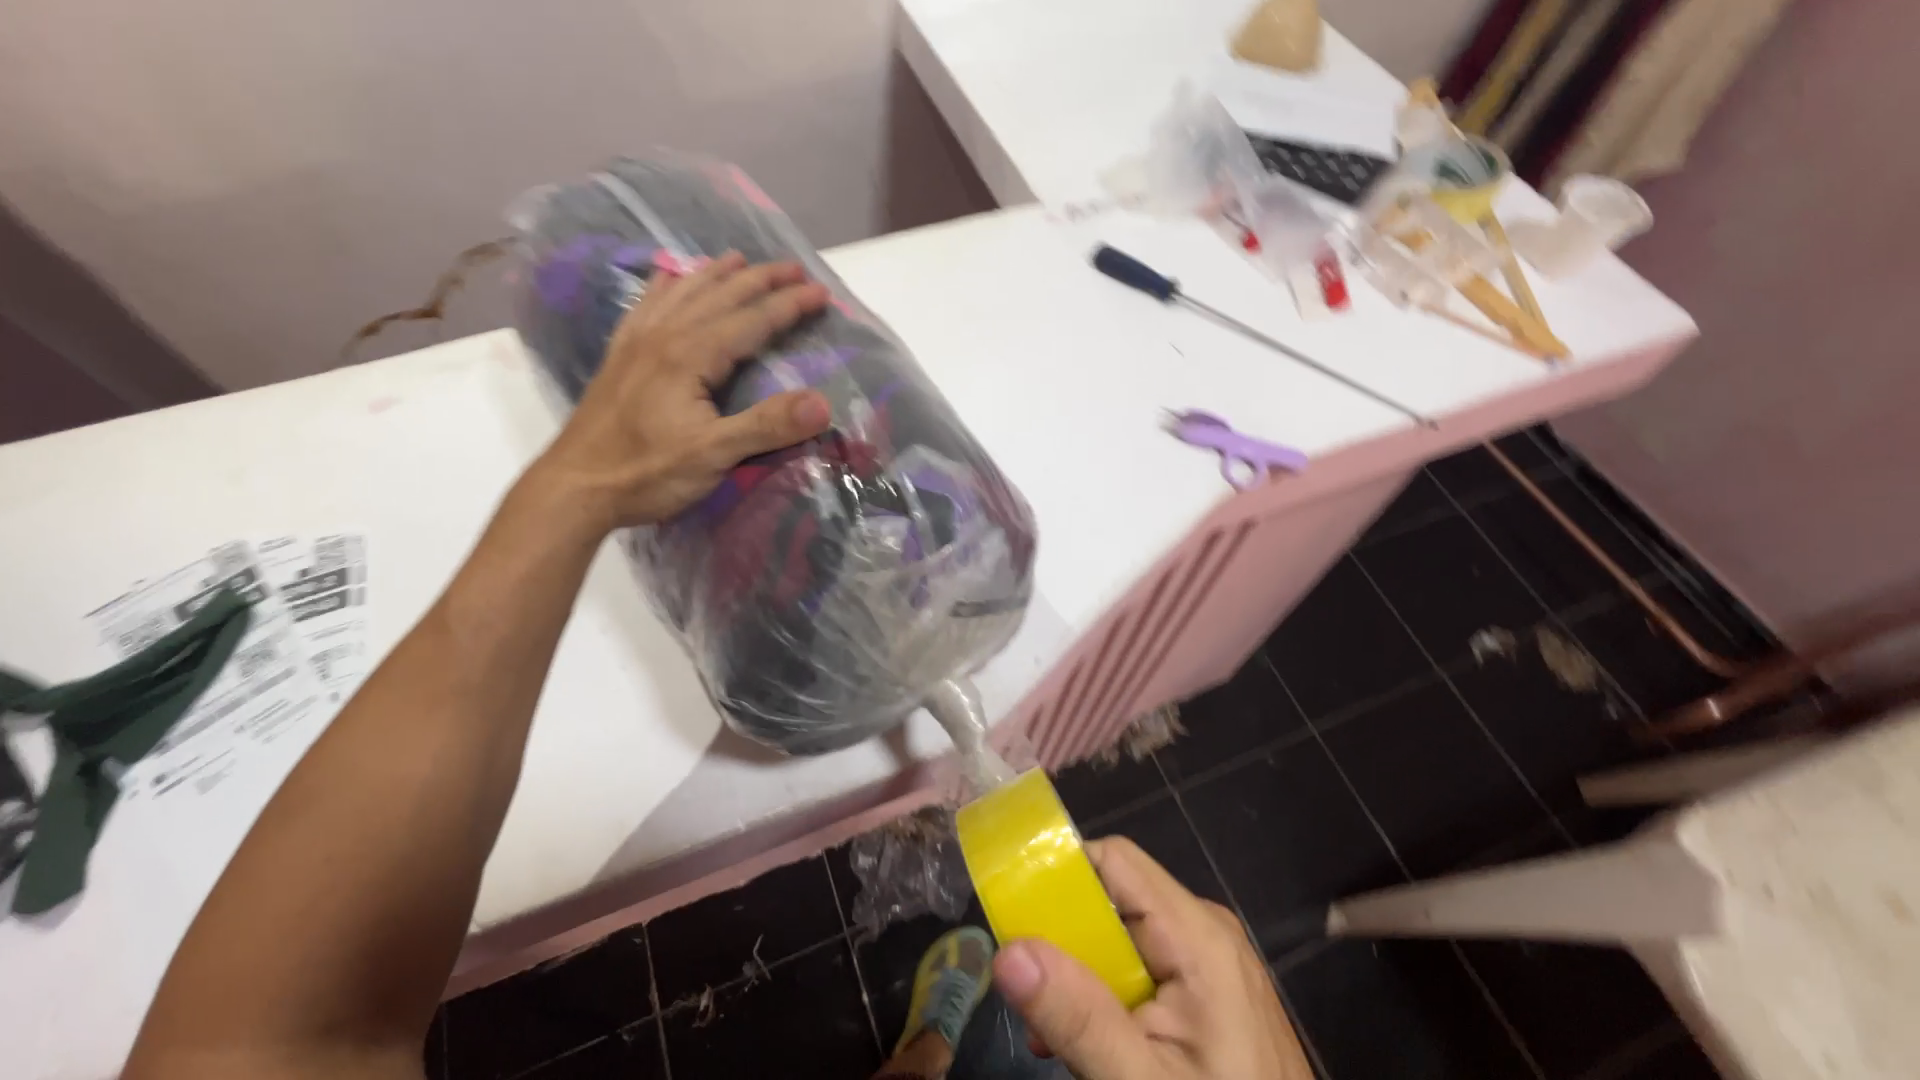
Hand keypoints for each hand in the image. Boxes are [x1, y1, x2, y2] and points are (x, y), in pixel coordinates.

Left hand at [529, 251, 833, 531]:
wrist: (573, 488)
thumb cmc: (646, 474)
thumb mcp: (713, 456)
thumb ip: (767, 426)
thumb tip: (823, 403)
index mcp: (689, 356)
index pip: (751, 320)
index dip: (788, 305)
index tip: (822, 293)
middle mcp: (663, 337)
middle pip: (719, 296)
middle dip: (760, 279)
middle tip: (794, 269)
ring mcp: (636, 344)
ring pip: (682, 294)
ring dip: (715, 274)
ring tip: (738, 260)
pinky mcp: (619, 357)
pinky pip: (646, 306)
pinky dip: (665, 287)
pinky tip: (668, 278)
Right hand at [993, 837, 1313, 1079]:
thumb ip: (1077, 1018)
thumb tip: (1007, 952)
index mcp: (1196, 935)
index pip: (1112, 861)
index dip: (1057, 875)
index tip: (1009, 916)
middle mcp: (1203, 931)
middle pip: (1111, 901)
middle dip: (1062, 945)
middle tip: (1028, 1000)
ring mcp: (1208, 963)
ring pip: (1120, 941)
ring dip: (1078, 981)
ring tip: (1050, 1040)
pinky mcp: (1207, 993)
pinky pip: (1142, 972)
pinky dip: (1107, 1000)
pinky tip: (1088, 1049)